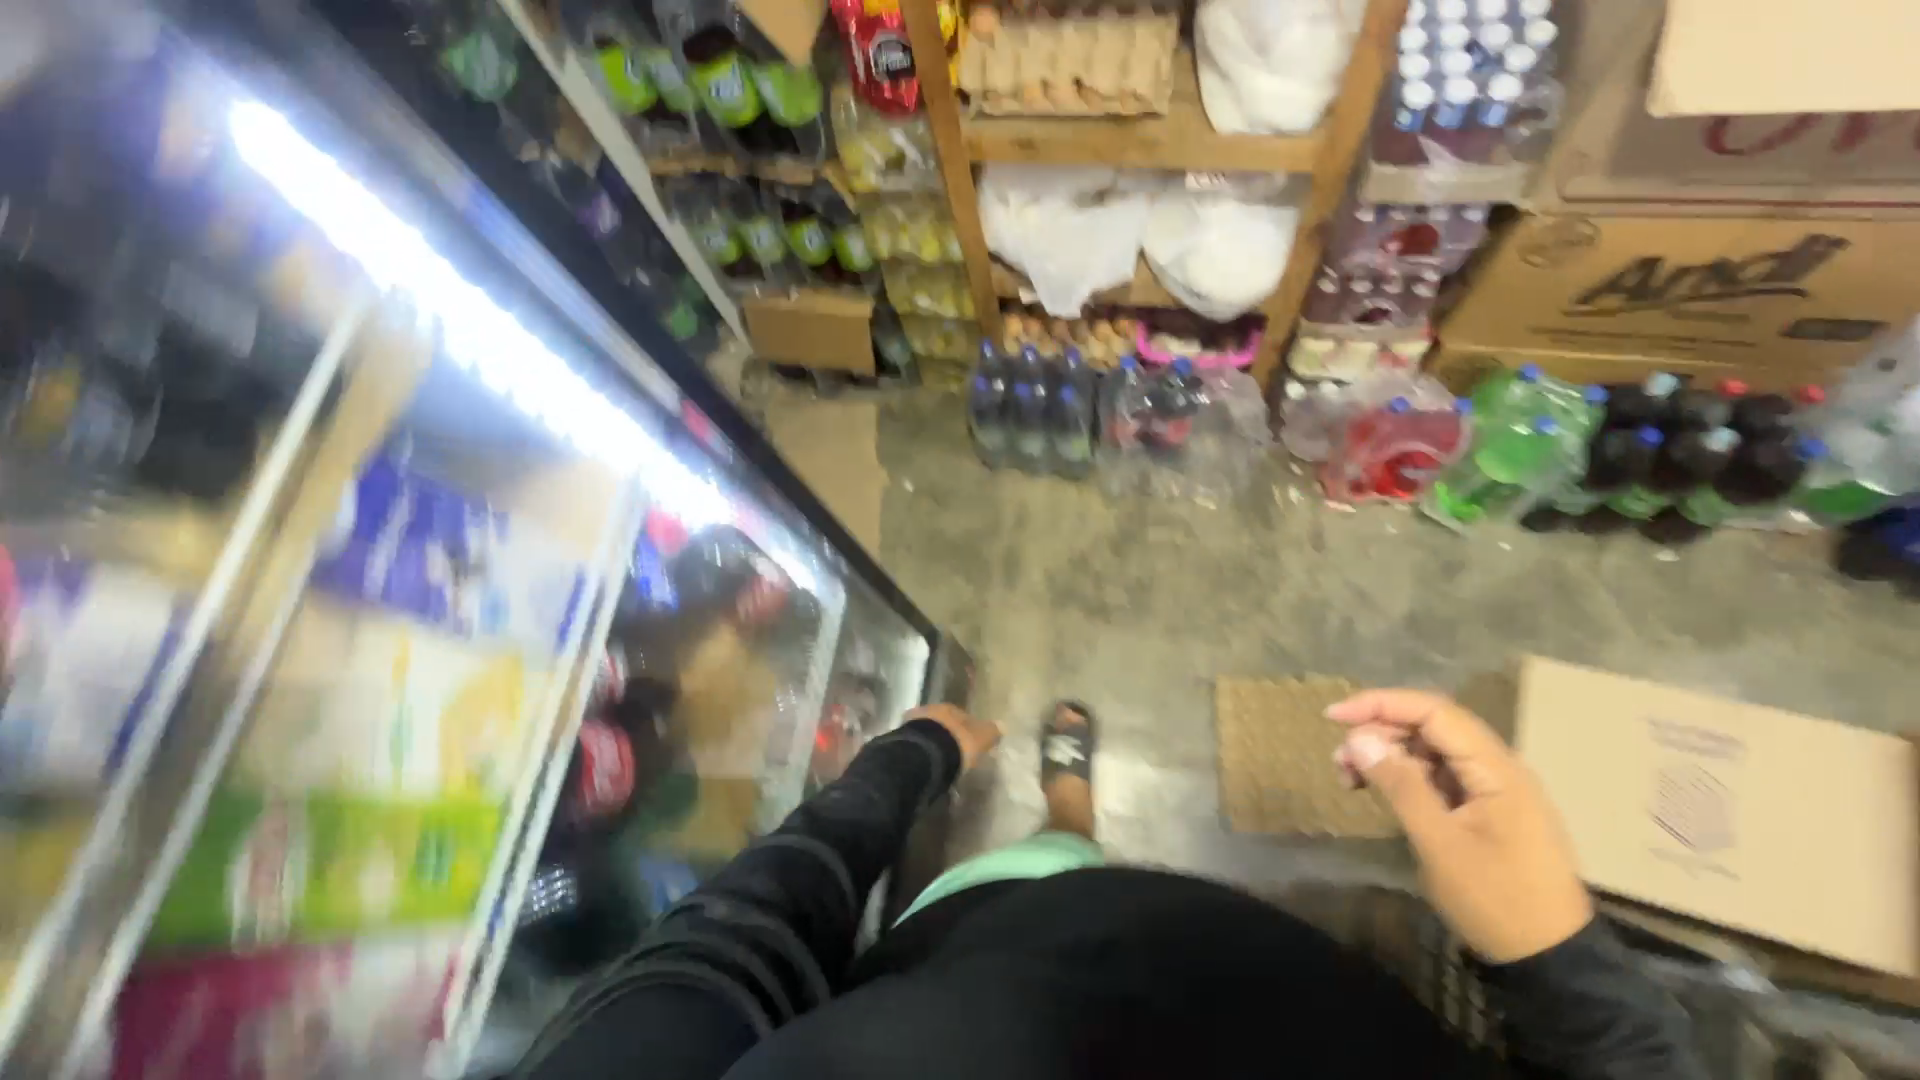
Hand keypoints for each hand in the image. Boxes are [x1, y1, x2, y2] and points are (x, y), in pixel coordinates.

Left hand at [905, 704, 1000, 772]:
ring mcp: (912, 725)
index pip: (961, 715)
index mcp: (950, 708)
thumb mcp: (980, 739)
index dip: (966, 728)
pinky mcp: (900, 741)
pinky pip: (916, 746)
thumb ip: (990, 732)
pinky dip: (922, 752)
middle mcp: (929, 711)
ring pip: (927, 733)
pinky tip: (925, 763)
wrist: (923, 756)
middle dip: (947, 734)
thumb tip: (1002, 725)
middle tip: (953, 750)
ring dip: (932, 742)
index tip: (969, 741)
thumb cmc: (955, 744)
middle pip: (941, 722)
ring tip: (939, 759)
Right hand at [1329, 689, 1591, 963]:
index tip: (1333, 717)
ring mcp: (1492, 788)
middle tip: (1339, 760)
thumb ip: (1400, 786)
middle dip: (1378, 732)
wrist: (1550, 958)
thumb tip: (1358, 739)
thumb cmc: (1496, 899)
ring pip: (1430, 750)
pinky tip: (1376, 790)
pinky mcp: (1484, 808)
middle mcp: (1497, 768)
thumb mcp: (1440, 844)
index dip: (1380, 705)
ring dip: (1386, 754)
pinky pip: (1437, 775)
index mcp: (1496, 769)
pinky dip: (1402, 776)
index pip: (1433, 712)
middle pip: (1430, 726)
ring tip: (1349, 777)